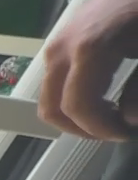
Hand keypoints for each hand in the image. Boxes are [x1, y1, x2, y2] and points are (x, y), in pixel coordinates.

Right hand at [40, 0, 137, 138]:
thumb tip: (130, 119)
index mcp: (88, 50)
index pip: (78, 106)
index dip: (101, 128)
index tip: (126, 135)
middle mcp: (60, 52)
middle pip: (52, 109)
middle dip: (82, 128)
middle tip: (115, 132)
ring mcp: (54, 47)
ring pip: (49, 98)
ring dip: (76, 114)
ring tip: (109, 115)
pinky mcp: (59, 43)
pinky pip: (56, 82)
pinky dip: (73, 97)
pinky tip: (102, 94)